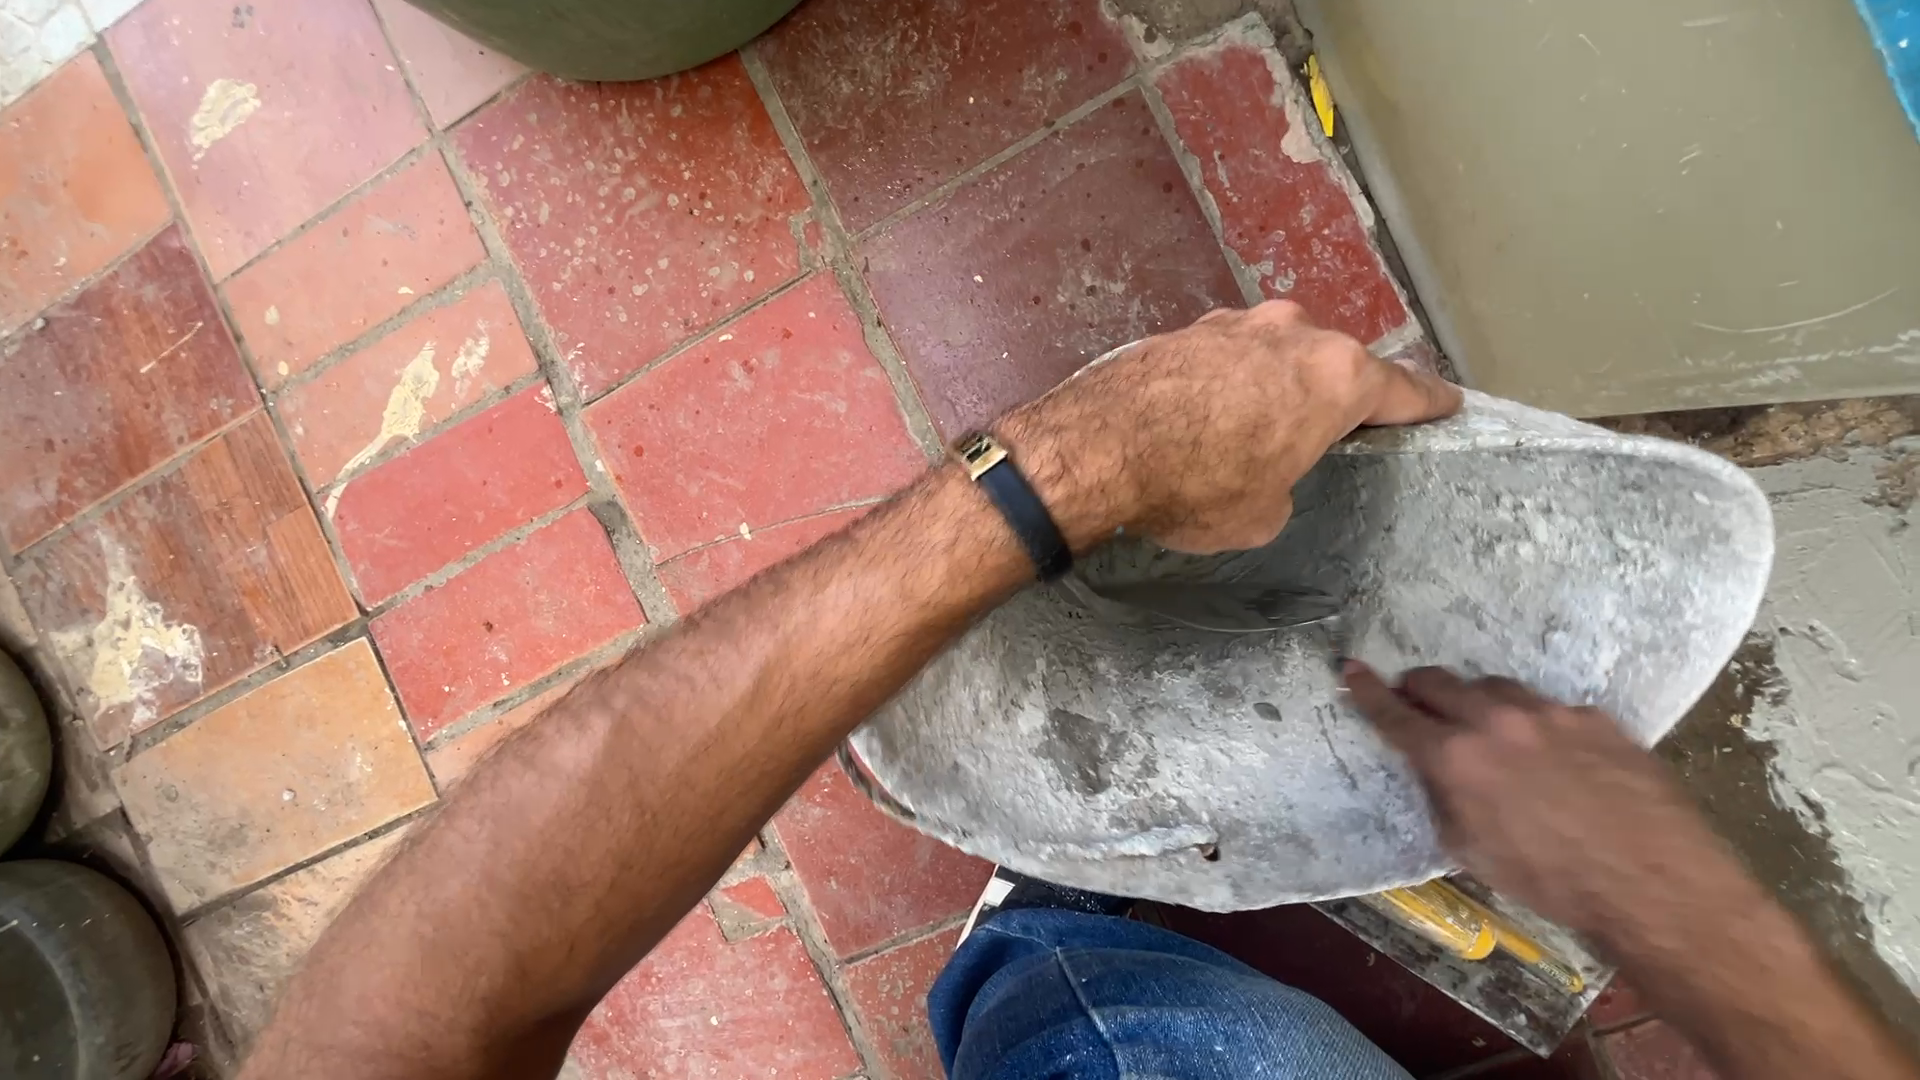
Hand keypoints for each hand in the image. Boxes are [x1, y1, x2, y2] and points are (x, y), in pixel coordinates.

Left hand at [999, 301, 1461, 553]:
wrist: (1098, 447)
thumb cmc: (1196, 487)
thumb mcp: (1262, 514)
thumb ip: (1283, 482)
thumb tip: (1265, 470)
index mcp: (1334, 376)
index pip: (1400, 391)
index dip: (1425, 405)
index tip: (1445, 406)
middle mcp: (1291, 334)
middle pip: (1331, 365)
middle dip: (1331, 395)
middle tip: (1322, 429)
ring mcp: (1232, 325)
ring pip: (1273, 355)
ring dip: (1271, 386)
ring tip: (1251, 425)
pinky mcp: (1182, 330)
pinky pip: (1223, 359)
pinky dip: (1224, 383)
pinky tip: (1201, 412)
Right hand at [1342, 663, 1758, 941]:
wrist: (1660, 891)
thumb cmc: (1551, 881)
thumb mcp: (1468, 847)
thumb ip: (1440, 795)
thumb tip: (1432, 770)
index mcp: (1453, 756)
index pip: (1393, 712)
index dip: (1365, 689)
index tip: (1349, 668)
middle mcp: (1494, 722)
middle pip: (1436, 680)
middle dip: (1417, 689)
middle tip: (1419, 706)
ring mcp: (1549, 714)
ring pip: (1491, 686)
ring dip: (1476, 701)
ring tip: (1492, 730)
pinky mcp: (1596, 719)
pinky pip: (1549, 707)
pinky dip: (1536, 723)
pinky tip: (1555, 755)